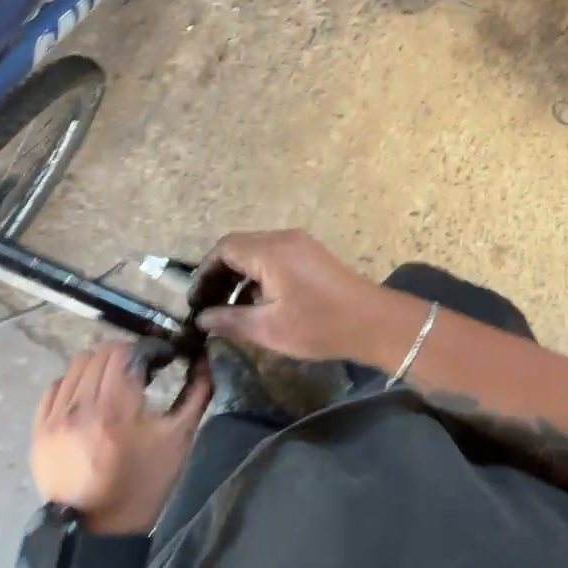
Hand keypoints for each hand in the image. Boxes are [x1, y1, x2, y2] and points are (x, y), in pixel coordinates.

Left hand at [30, 340, 210, 534]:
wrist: (97, 530)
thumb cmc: (142, 483)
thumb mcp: (179, 438)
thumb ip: (198, 393)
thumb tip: (207, 359)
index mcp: (116, 408)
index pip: (127, 352)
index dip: (148, 350)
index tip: (161, 361)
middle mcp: (81, 407)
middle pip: (101, 352)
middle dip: (125, 355)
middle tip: (140, 372)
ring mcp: (55, 419)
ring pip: (76, 364)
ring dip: (99, 366)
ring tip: (113, 384)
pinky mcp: (39, 432)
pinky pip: (54, 387)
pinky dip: (74, 384)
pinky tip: (88, 398)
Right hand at [191, 230, 424, 365]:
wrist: (372, 321)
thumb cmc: (318, 325)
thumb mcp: (268, 329)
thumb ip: (230, 320)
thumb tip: (202, 318)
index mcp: (271, 251)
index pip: (224, 247)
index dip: (205, 272)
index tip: (195, 300)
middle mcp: (284, 239)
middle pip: (240, 246)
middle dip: (220, 274)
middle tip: (208, 306)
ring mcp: (301, 244)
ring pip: (257, 252)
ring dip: (240, 277)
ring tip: (229, 310)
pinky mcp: (312, 254)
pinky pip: (274, 257)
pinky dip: (259, 276)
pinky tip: (257, 304)